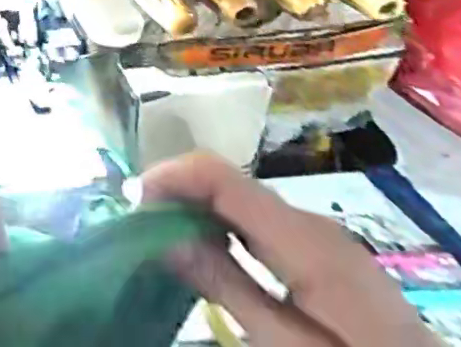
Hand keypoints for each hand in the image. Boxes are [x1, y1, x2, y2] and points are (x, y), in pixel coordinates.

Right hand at [141, 153, 434, 346]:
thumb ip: (227, 286)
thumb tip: (164, 232)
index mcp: (305, 239)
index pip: (220, 174)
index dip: (169, 176)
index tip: (132, 206)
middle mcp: (312, 224)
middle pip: (229, 183)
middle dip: (179, 195)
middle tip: (140, 232)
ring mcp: (324, 240)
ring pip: (243, 202)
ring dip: (199, 212)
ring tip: (165, 243)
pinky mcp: (329, 258)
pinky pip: (263, 226)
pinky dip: (227, 230)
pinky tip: (211, 257)